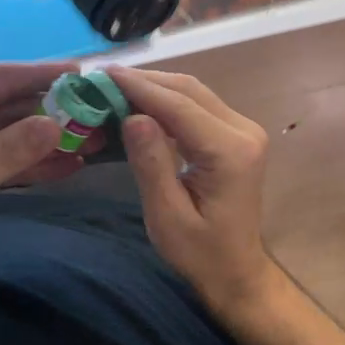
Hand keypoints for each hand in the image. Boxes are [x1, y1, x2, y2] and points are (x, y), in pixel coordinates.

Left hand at [0, 63, 78, 272]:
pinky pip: (6, 158)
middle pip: (13, 103)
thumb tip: (58, 125)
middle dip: (56, 110)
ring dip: (50, 139)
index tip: (87, 74)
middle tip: (102, 114)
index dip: (46, 74)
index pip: (3, 76)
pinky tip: (69, 165)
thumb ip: (11, 151)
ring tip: (97, 141)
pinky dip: (33, 163)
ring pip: (13, 131)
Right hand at [108, 66, 277, 308]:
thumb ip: (151, 163)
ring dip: (155, 87)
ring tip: (114, 86)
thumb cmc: (200, 252)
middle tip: (101, 78)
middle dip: (145, 81)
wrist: (236, 270)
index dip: (140, 87)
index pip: (179, 106)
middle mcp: (244, 132)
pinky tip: (140, 102)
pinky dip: (167, 100)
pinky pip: (198, 106)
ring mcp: (244, 130)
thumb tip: (131, 116)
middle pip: (189, 90)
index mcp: (230, 152)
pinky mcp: (237, 134)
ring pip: (194, 93)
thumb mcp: (166, 216)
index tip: (103, 74)